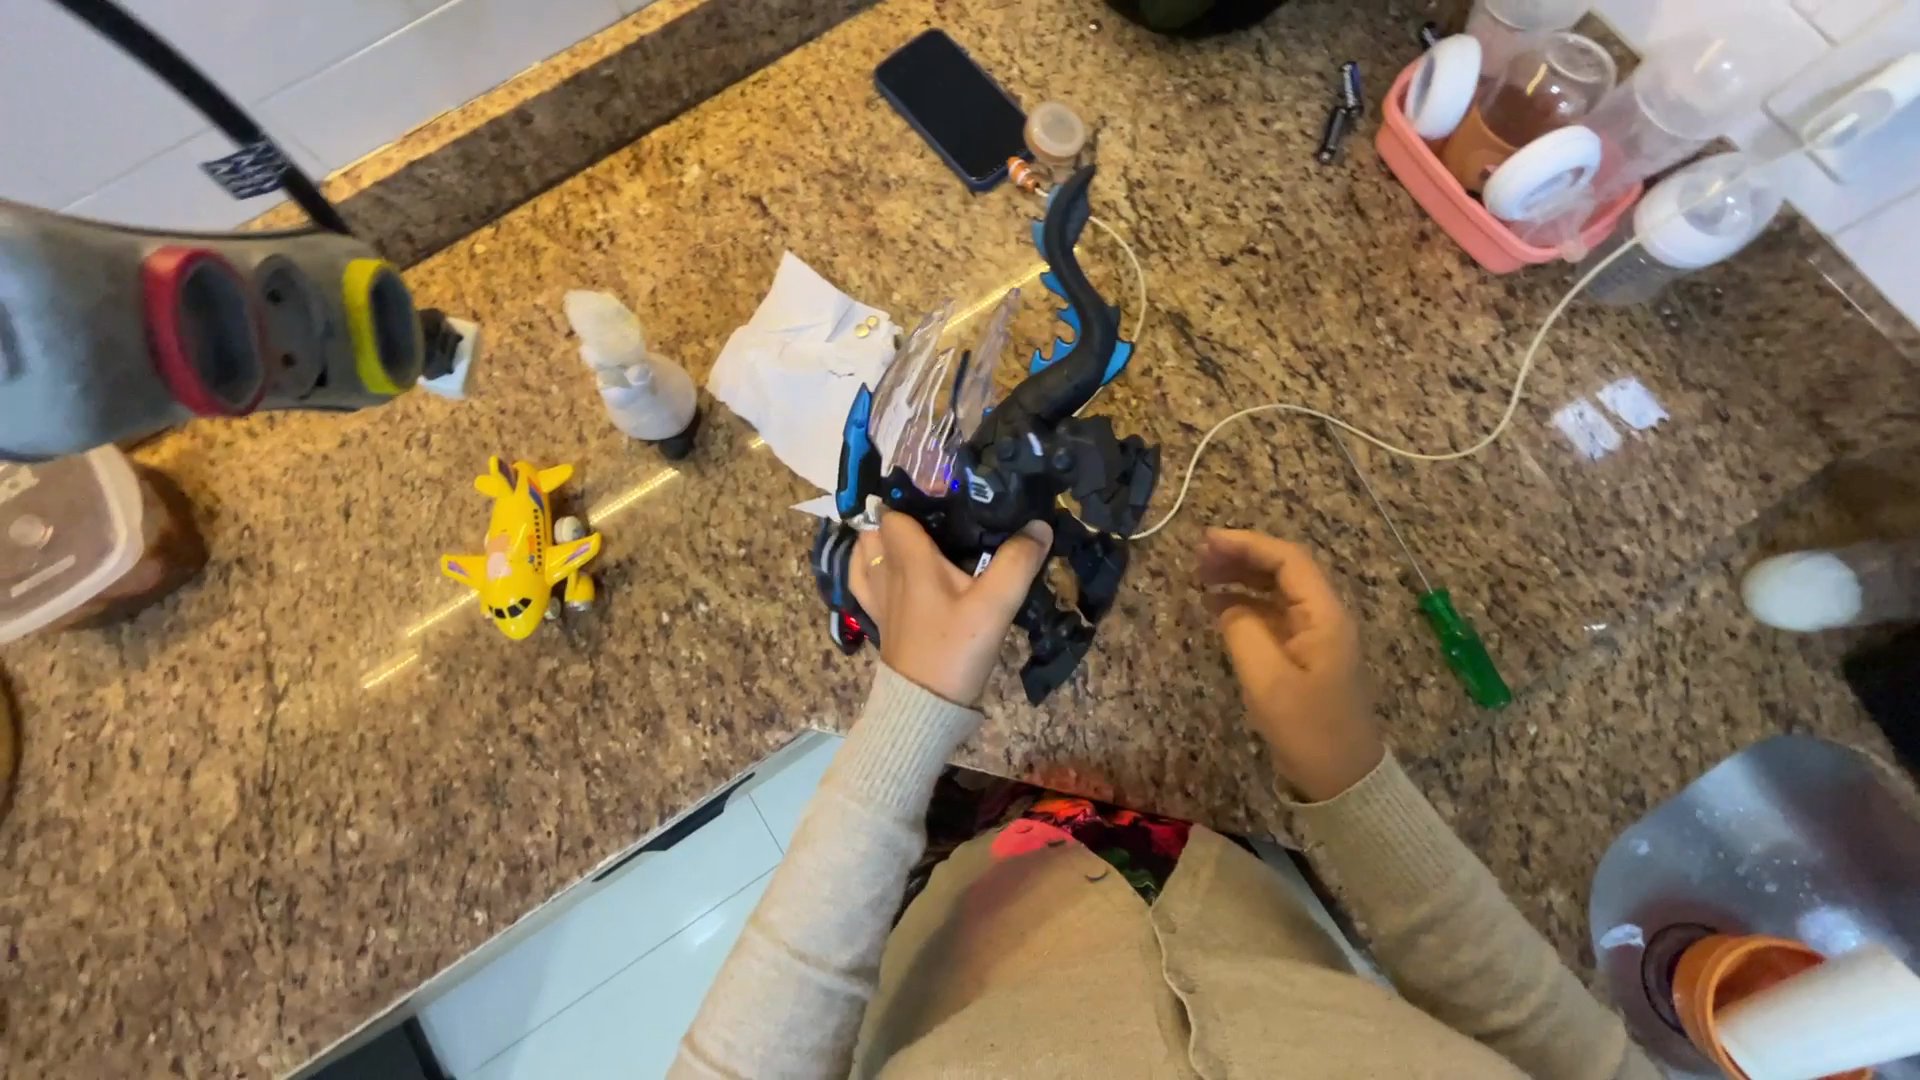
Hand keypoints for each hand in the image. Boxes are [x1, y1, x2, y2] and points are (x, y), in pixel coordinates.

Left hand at [849, 512, 1053, 706]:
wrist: (924, 707)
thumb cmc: (956, 649)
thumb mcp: (995, 605)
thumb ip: (1017, 561)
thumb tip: (1039, 525)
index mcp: (909, 560)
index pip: (894, 514)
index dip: (911, 497)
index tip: (940, 490)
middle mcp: (886, 574)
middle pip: (875, 531)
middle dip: (896, 516)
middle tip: (932, 512)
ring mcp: (878, 599)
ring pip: (865, 556)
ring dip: (879, 541)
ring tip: (910, 535)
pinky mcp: (881, 622)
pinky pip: (865, 583)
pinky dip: (871, 569)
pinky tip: (891, 572)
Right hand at [1198, 528, 1383, 801]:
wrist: (1342, 779)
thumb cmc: (1308, 729)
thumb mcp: (1268, 681)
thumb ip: (1242, 631)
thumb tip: (1225, 604)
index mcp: (1324, 616)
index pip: (1288, 560)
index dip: (1247, 544)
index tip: (1206, 541)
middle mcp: (1324, 617)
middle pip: (1283, 569)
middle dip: (1241, 556)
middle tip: (1197, 557)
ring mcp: (1314, 635)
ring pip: (1276, 590)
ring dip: (1241, 576)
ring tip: (1201, 575)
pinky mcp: (1303, 654)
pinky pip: (1272, 614)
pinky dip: (1243, 602)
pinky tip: (1216, 605)